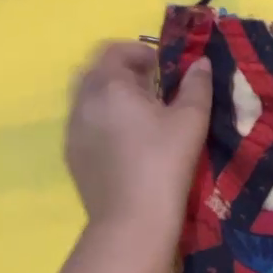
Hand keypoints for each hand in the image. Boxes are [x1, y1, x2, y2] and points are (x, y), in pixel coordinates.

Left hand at [65, 42, 213, 234]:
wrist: (132, 222)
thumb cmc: (164, 162)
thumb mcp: (191, 119)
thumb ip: (196, 84)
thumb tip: (200, 63)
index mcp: (109, 86)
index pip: (113, 50)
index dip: (139, 51)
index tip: (162, 68)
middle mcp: (84, 103)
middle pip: (95, 71)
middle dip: (122, 71)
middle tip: (150, 87)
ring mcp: (73, 131)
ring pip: (87, 98)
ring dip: (110, 95)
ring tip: (139, 115)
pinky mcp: (72, 156)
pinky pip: (84, 123)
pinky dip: (102, 119)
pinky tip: (125, 141)